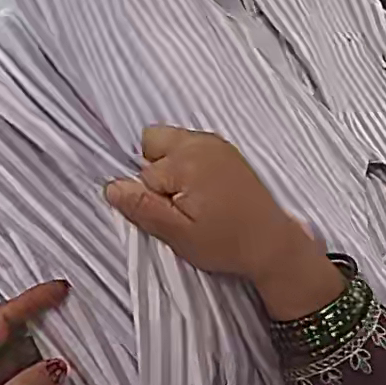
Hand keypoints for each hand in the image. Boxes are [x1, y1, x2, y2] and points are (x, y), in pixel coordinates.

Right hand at [103, 126, 344, 319]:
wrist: (274, 244)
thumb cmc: (226, 242)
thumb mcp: (179, 234)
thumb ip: (143, 207)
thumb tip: (111, 187)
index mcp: (187, 160)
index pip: (143, 173)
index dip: (150, 198)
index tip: (174, 216)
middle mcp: (201, 142)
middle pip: (152, 140)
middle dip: (154, 168)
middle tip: (177, 202)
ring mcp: (217, 144)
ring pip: (172, 142)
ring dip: (172, 166)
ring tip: (193, 200)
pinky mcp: (228, 152)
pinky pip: (193, 147)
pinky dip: (190, 165)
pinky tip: (206, 193)